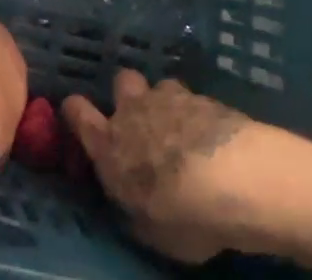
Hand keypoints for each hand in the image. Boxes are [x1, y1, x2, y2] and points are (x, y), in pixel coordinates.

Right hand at [63, 71, 254, 263]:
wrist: (235, 180)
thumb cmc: (181, 214)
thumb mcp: (148, 229)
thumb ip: (134, 208)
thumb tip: (133, 203)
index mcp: (107, 144)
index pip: (76, 111)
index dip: (77, 112)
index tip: (82, 119)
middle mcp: (132, 112)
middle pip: (122, 81)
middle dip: (130, 96)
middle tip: (144, 121)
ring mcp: (170, 100)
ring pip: (161, 86)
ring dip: (168, 103)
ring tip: (186, 129)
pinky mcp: (208, 98)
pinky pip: (196, 99)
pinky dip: (201, 115)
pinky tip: (216, 138)